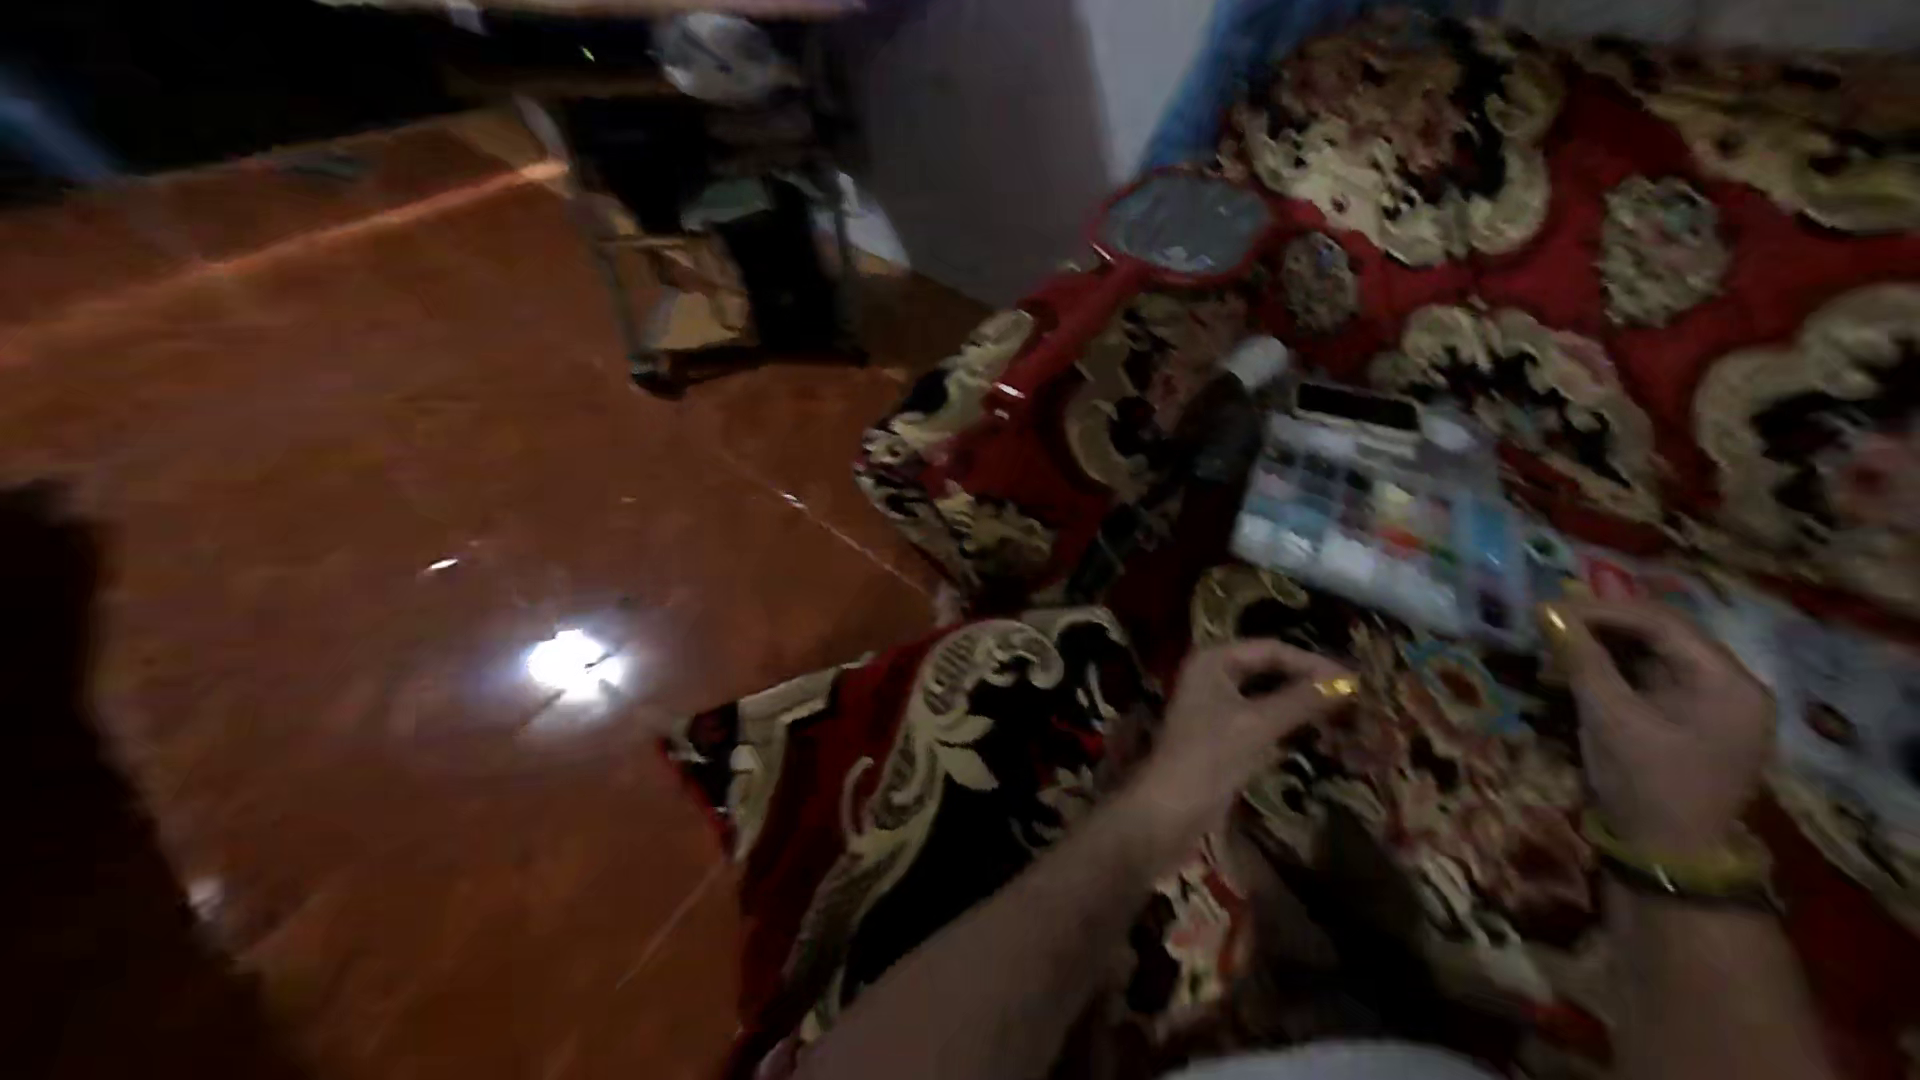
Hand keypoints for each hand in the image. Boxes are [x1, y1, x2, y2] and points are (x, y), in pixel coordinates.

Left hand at [1135, 640, 1354, 833]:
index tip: (1356, 681)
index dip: (1312, 662)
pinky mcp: (1221, 733)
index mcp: (1213, 660)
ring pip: (1267, 694)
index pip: (1271, 649)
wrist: (1170, 811)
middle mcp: (1212, 674)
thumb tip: (1349, 682)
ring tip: (1346, 713)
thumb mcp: (1257, 724)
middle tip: (1355, 696)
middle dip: (1308, 681)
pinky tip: (1317, 731)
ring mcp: (1215, 704)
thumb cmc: (1209, 757)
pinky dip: (1288, 721)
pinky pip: (1262, 717)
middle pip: (1269, 668)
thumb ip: (1301, 700)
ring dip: (1301, 702)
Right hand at [1550, 600, 1774, 858]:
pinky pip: (1646, 676)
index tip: (1546, 610)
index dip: (1600, 610)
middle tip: (1546, 622)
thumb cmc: (1646, 782)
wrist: (1668, 852)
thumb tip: (1547, 612)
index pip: (1662, 623)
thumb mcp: (1609, 717)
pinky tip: (1571, 670)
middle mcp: (1728, 684)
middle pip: (1660, 633)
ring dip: (1600, 644)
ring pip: (1651, 652)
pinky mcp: (1686, 716)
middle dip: (1600, 623)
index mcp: (1727, 683)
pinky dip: (1607, 667)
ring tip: (1551, 645)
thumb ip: (1582, 660)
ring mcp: (1710, 702)